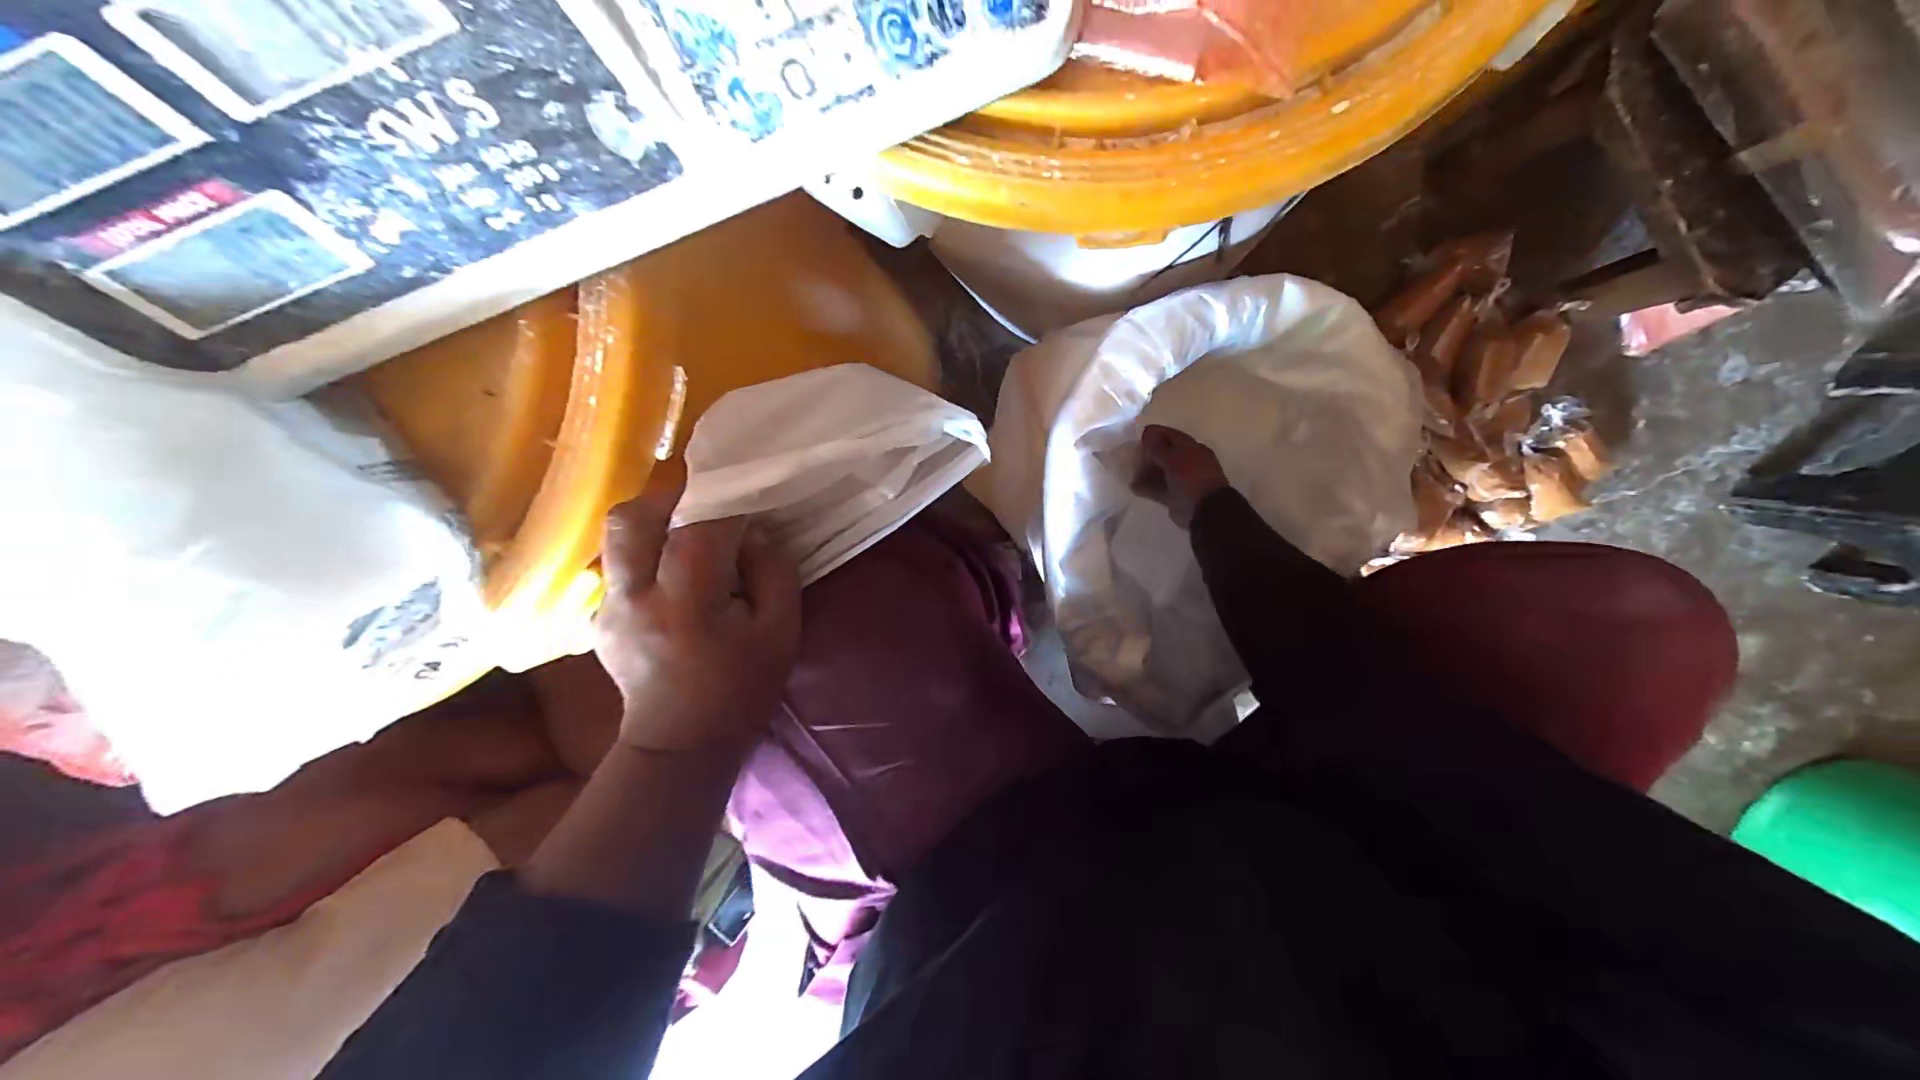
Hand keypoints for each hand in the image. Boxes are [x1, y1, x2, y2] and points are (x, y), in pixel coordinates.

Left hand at [593, 470, 801, 754]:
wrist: (681, 744)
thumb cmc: (741, 690)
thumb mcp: (781, 632)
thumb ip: (774, 572)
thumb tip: (754, 532)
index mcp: (686, 606)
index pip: (698, 530)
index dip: (725, 504)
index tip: (746, 496)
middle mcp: (636, 599)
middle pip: (633, 518)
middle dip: (671, 497)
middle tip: (706, 502)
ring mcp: (609, 608)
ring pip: (616, 534)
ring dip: (653, 518)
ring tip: (687, 529)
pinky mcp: (599, 616)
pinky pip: (618, 561)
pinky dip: (646, 548)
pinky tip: (672, 568)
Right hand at [1133, 424, 1229, 527]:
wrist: (1205, 510)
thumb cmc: (1191, 478)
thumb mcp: (1175, 459)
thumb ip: (1159, 447)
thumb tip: (1148, 433)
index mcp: (1192, 449)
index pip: (1172, 435)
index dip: (1156, 433)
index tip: (1139, 435)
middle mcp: (1187, 462)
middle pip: (1164, 453)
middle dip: (1148, 452)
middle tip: (1131, 453)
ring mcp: (1181, 480)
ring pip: (1160, 471)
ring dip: (1145, 470)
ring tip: (1129, 470)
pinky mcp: (1174, 496)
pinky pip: (1157, 488)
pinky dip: (1146, 486)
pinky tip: (1133, 486)